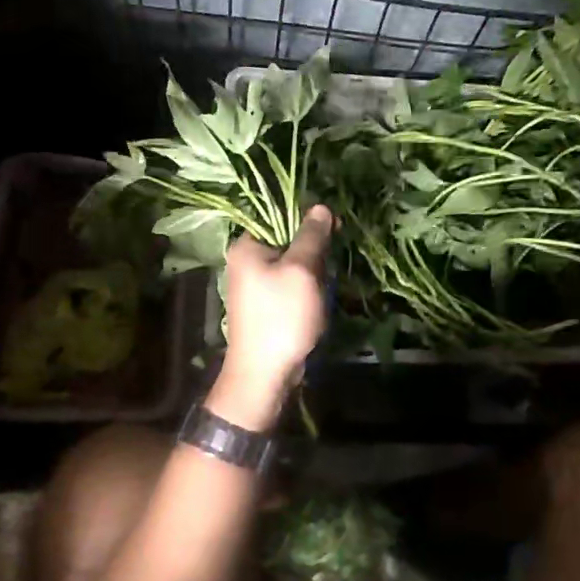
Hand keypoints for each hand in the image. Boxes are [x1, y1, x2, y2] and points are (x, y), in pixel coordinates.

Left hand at [207, 205, 334, 429]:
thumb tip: (321, 207)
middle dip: (312, 250)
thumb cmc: (281, 316)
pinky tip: (316, 301)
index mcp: (246, 247)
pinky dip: (305, 289)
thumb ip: (311, 237)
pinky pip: (289, 285)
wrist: (264, 372)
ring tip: (323, 286)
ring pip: (291, 264)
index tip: (334, 226)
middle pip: (286, 240)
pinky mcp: (265, 304)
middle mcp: (245, 262)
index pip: (278, 216)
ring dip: (312, 272)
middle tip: (329, 264)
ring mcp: (254, 285)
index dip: (307, 218)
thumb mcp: (301, 271)